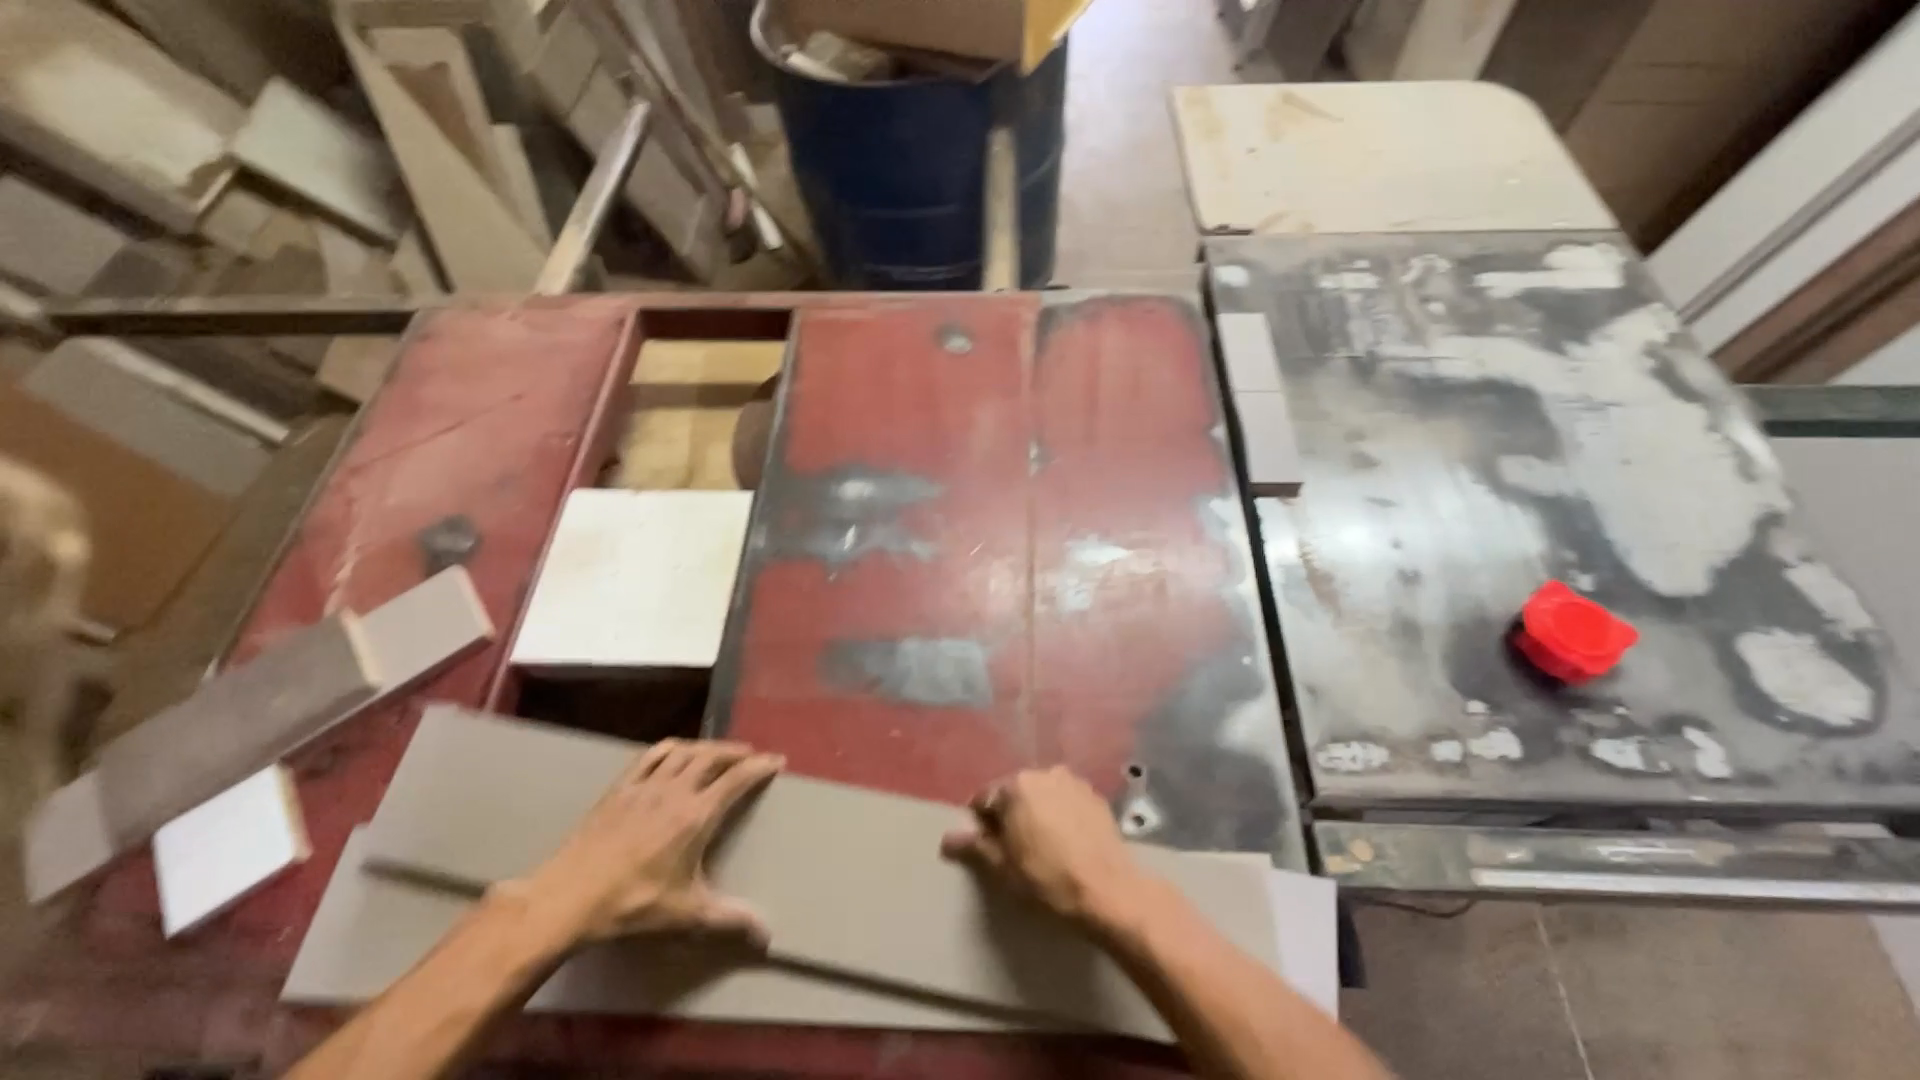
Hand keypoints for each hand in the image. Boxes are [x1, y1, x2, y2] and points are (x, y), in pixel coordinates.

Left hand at [523, 739, 782, 945]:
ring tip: (718, 753)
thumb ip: (730, 920)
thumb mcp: (687, 915)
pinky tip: (675, 753)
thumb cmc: (633, 904)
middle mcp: (674, 790)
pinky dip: (671, 748)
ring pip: (683, 751)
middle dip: (736, 752)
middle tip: (751, 756)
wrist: (569, 898)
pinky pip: (651, 755)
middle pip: (712, 756)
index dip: (759, 767)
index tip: (776, 761)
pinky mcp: (619, 788)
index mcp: (696, 815)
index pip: (736, 779)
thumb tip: (767, 936)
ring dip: (706, 747)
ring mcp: (644, 786)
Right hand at [941, 766, 1155, 930]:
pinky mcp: (1096, 797)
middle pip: (1014, 793)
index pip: (984, 799)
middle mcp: (1044, 773)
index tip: (988, 850)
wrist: (1108, 892)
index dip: (981, 825)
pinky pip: (1066, 802)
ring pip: (1042, 796)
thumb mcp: (1003, 867)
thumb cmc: (1047, 879)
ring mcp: (1074, 783)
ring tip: (1042, 847)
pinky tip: (1066, 842)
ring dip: (1036, 813)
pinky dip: (1060, 815)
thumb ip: (974, 846)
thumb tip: (947, 838)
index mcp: (1016, 786)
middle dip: (1010, 816)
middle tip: (1014, 850)